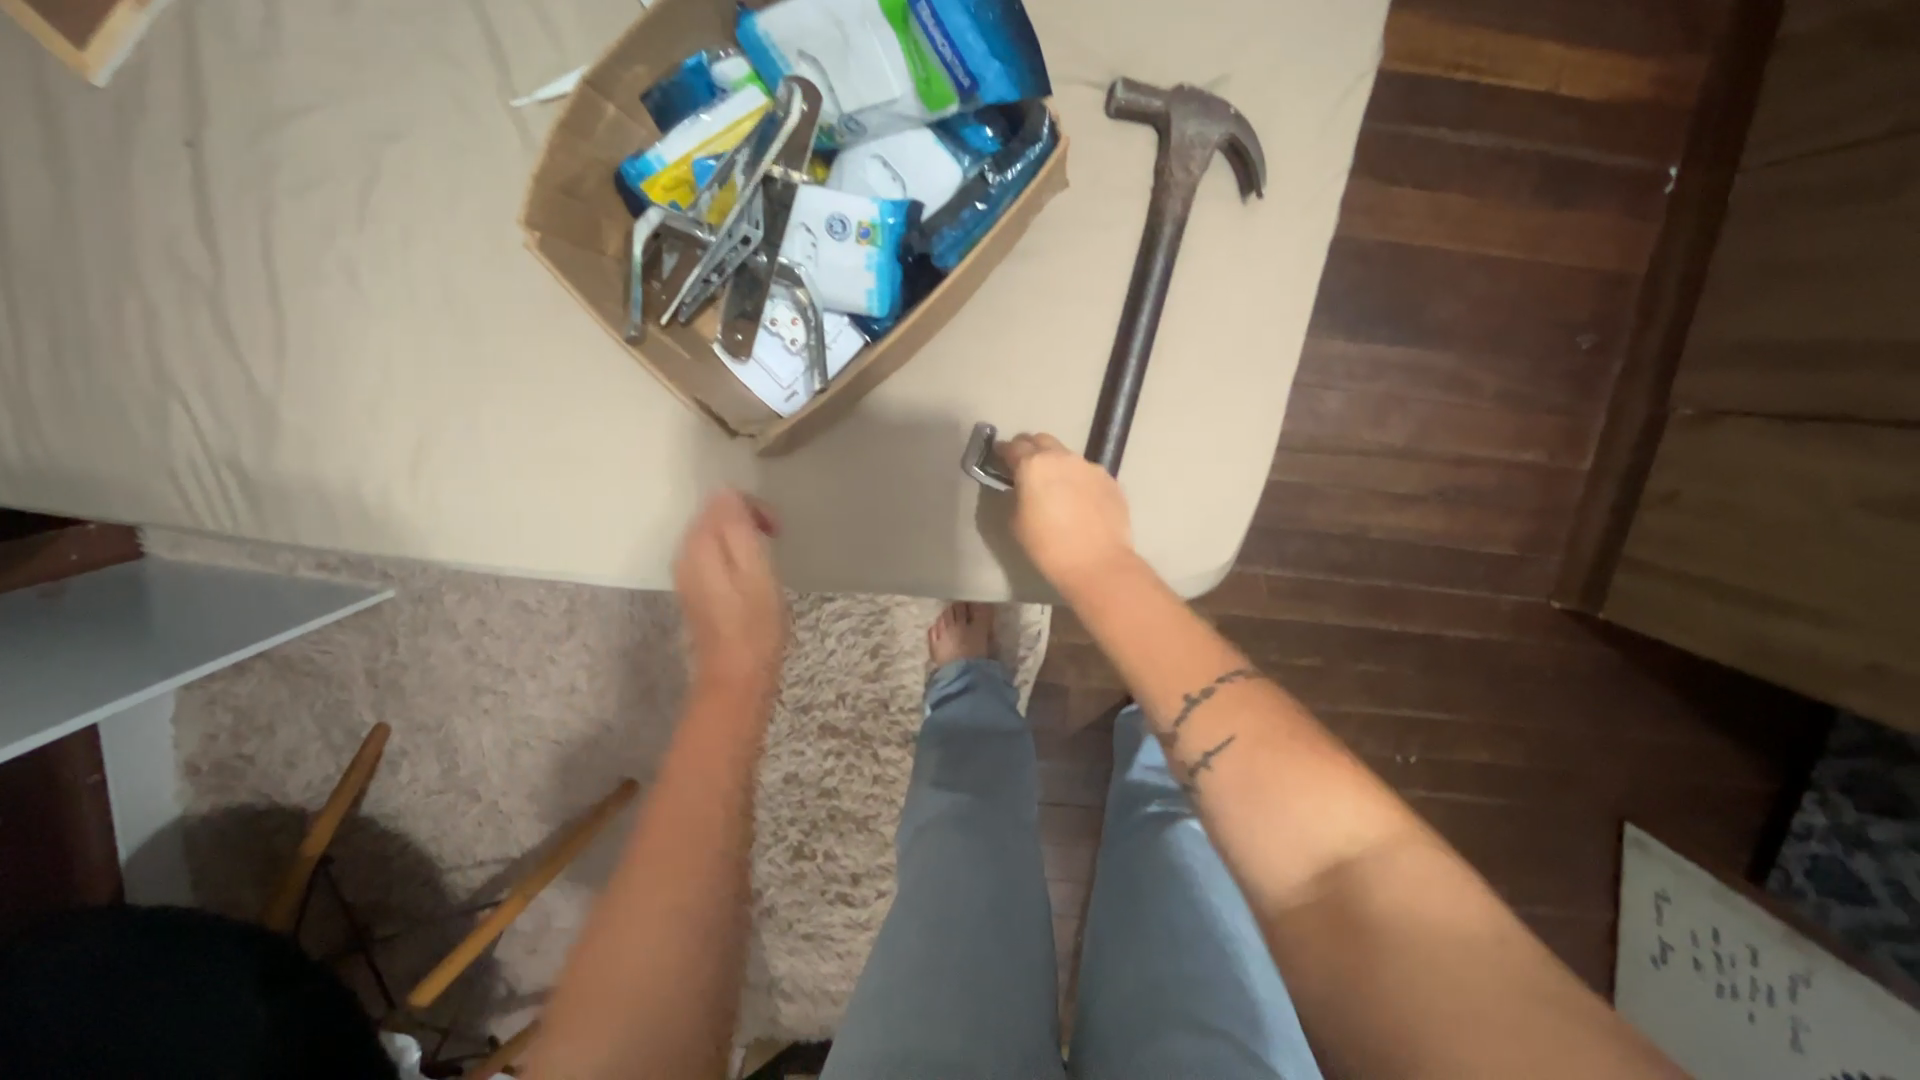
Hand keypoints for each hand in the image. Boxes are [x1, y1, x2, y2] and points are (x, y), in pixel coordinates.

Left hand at [674, 491, 787, 698]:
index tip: (776, 530)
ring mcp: (687, 575)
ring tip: (768, 558)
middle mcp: (685, 554)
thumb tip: (727, 493)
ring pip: (714, 537)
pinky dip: (734, 557)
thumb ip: (738, 527)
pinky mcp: (696, 592)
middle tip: (776, 540)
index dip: (752, 506)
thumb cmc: (754, 624)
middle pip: (713, 516)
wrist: (736, 676)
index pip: (720, 499)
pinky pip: (713, 558)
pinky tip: (753, 577)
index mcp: (699, 545)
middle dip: (746, 520)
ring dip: (742, 539)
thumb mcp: (756, 570)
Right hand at [1000, 433, 1136, 598]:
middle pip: (1041, 440)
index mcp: (1033, 465)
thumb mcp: (1016, 522)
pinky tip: (1079, 501)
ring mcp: (1089, 466)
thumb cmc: (1048, 546)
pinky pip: (1087, 473)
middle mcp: (1062, 457)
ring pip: (1067, 456)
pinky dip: (1078, 480)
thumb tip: (1021, 488)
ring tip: (1056, 488)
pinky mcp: (1110, 480)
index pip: (1012, 446)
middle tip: (1026, 468)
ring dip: (1056, 464)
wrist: (1097, 563)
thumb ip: (1015, 496)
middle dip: (1030, 449)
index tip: (1000, 460)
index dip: (1003, 452)